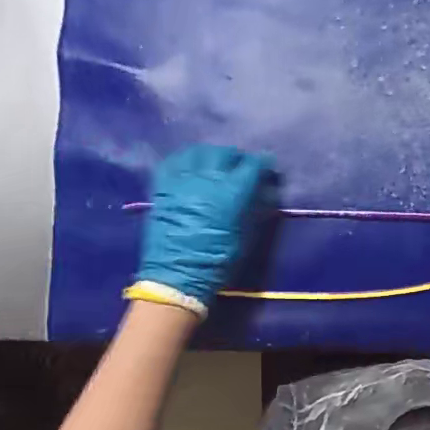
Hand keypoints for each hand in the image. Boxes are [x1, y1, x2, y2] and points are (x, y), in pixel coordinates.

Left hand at [132, 145, 274, 314]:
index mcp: (234, 192)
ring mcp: (183, 180)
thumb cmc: (218, 261)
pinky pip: (174, 162)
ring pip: (200, 152)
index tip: (265, 169)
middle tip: (239, 169)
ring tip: (214, 165)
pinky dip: (185, 161)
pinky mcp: (163, 186)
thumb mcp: (247, 236)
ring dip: (211, 156)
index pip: (254, 164)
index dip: (263, 165)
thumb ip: (256, 208)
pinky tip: (190, 169)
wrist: (178, 276)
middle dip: (236, 159)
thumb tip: (265, 191)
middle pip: (226, 153)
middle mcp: (209, 178)